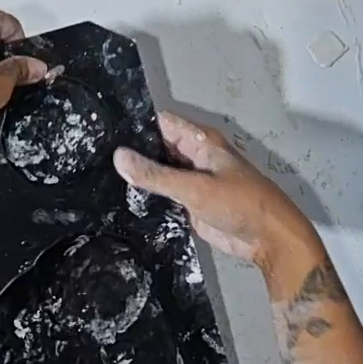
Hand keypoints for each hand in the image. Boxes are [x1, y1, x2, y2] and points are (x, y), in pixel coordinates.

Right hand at [113, 111, 319, 270]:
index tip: (103, 129)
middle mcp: (194, 156)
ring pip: (158, 171)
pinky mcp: (189, 203)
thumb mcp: (195, 188)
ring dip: (138, 175)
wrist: (268, 239)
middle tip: (94, 155)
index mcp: (201, 142)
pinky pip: (162, 194)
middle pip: (157, 147)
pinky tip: (118, 196)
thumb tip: (118, 157)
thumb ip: (156, 175)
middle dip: (133, 151)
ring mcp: (191, 180)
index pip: (161, 124)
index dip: (135, 125)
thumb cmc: (239, 204)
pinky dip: (146, 195)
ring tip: (98, 173)